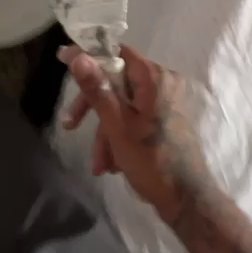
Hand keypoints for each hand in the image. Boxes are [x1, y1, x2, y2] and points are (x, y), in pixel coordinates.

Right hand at [60, 46, 251, 252]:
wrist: (187, 200)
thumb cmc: (151, 160)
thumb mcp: (117, 125)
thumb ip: (97, 89)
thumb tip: (78, 56)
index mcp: (153, 76)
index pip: (116, 52)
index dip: (89, 57)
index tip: (64, 62)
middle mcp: (163, 80)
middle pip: (118, 81)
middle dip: (95, 108)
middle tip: (70, 126)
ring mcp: (167, 99)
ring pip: (125, 104)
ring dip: (107, 132)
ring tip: (100, 164)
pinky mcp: (167, 117)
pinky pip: (137, 116)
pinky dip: (122, 135)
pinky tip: (113, 164)